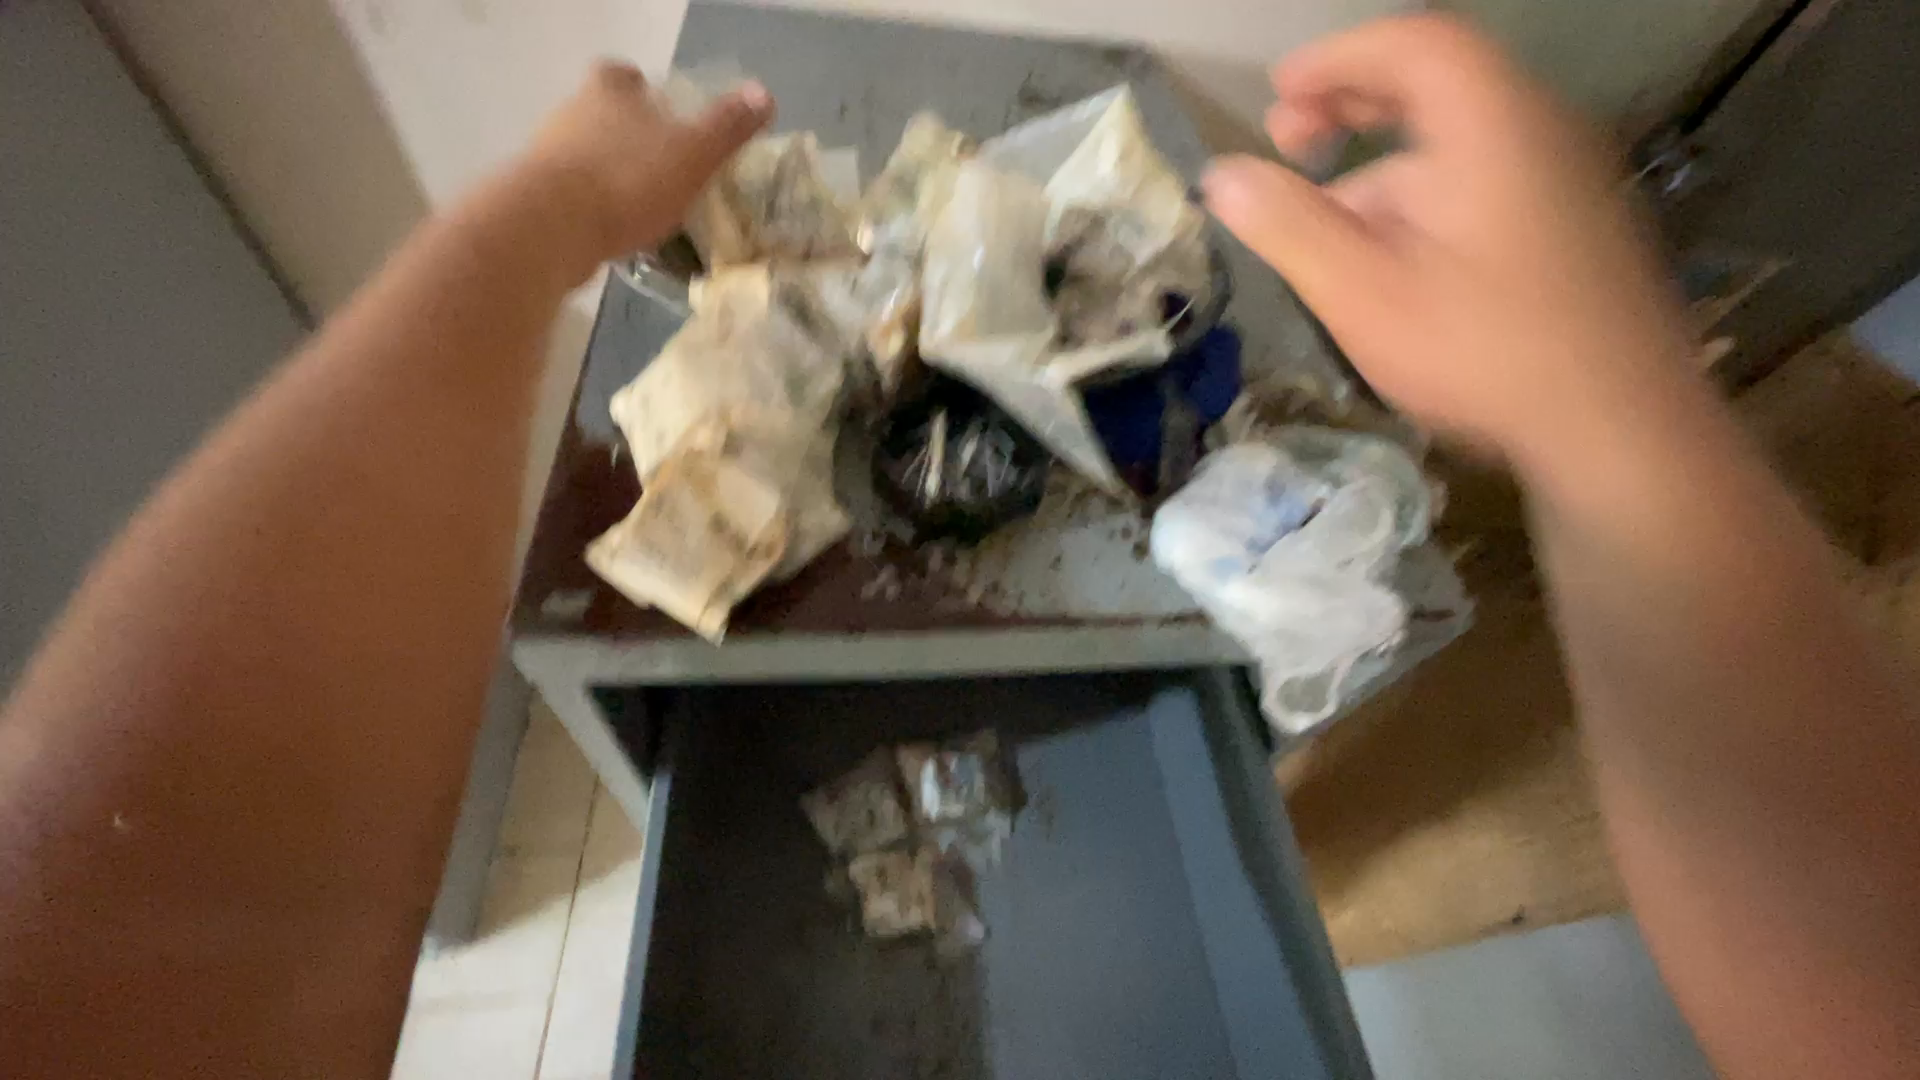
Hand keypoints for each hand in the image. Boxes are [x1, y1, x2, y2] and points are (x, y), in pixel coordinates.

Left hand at [513, 62, 772, 271]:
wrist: (554, 225)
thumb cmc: (629, 179)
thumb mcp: (693, 153)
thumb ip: (727, 127)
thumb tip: (765, 94)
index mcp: (609, 92)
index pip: (622, 75)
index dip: (641, 87)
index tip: (660, 108)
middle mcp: (572, 112)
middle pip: (604, 114)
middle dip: (630, 134)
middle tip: (663, 163)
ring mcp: (550, 154)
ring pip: (588, 155)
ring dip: (613, 173)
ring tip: (645, 204)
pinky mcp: (538, 195)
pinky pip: (576, 195)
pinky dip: (597, 207)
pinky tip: (619, 230)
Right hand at [1204, 15, 1696, 463]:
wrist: (1613, 424)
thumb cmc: (1478, 350)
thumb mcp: (1362, 292)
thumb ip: (1289, 227)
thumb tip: (1220, 176)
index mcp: (1488, 129)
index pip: (1412, 46)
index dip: (1336, 58)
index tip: (1275, 93)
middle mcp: (1534, 133)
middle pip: (1435, 86)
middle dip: (1351, 104)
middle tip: (1287, 140)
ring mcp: (1559, 180)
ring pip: (1451, 148)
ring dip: (1376, 168)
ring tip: (1321, 227)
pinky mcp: (1565, 226)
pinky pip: (1477, 185)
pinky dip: (1416, 198)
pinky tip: (1386, 263)